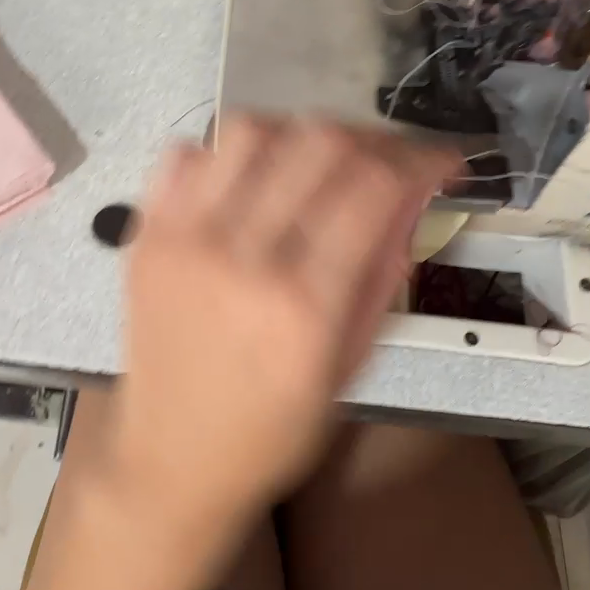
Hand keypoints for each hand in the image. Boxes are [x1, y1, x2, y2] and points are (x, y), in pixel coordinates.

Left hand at [108, 116, 459, 526]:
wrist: (171, 459)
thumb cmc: (273, 429)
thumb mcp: (352, 363)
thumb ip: (383, 271)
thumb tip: (412, 195)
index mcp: (306, 305)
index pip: (376, 186)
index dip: (422, 157)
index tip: (441, 161)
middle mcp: (244, 257)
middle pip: (320, 142)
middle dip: (372, 139)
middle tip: (384, 161)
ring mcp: (185, 238)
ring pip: (252, 130)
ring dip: (299, 134)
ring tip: (315, 164)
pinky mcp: (148, 234)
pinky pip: (187, 152)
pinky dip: (227, 153)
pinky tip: (248, 180)